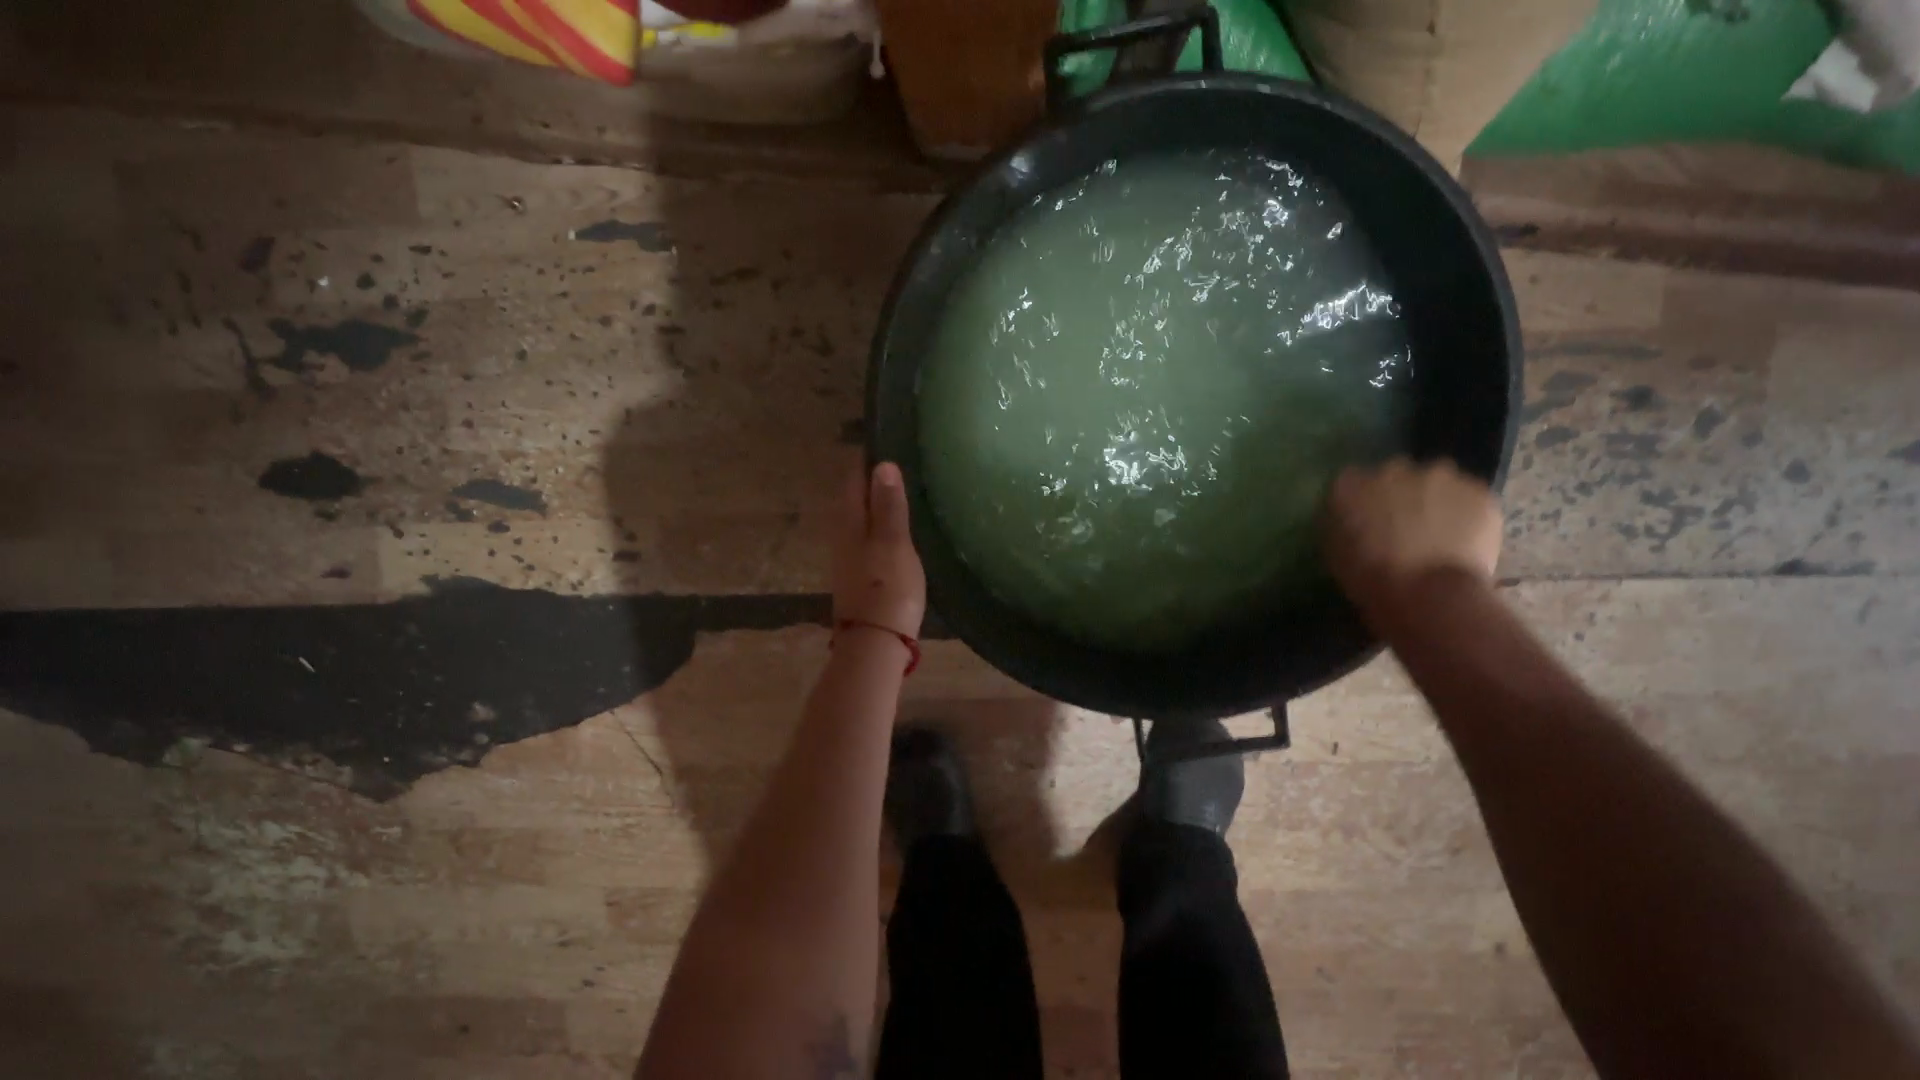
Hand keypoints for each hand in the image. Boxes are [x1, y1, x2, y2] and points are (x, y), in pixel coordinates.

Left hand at [832, 462, 925, 637]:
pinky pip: (869, 542)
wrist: (876, 643)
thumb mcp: (893, 541)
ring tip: (904, 494)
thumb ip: (888, 505)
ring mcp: (849, 559)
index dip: (867, 461)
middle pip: (854, 500)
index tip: (886, 442)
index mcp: (849, 521)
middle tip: (899, 464)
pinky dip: (882, 530)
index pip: (853, 480)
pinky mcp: (860, 578)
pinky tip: (900, 533)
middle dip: (873, 482)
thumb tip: (882, 464)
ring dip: (878, 507)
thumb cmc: (887, 586)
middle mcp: (842, 536)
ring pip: (861, 522)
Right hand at [1322, 457, 1502, 612]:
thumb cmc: (1371, 580)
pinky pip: (1470, 499)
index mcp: (1350, 485)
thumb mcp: (1335, 553)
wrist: (1428, 594)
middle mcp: (1393, 469)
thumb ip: (1342, 525)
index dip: (1362, 503)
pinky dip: (1467, 515)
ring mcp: (1440, 476)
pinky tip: (1464, 542)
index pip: (1352, 483)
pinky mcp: (1478, 491)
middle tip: (1404, 529)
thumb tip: (1353, 520)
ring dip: (1436, 501)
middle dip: (1400, 496)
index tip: (1367, 523)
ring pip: (1438, 483)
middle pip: (1396, 475)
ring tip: (1439, 536)